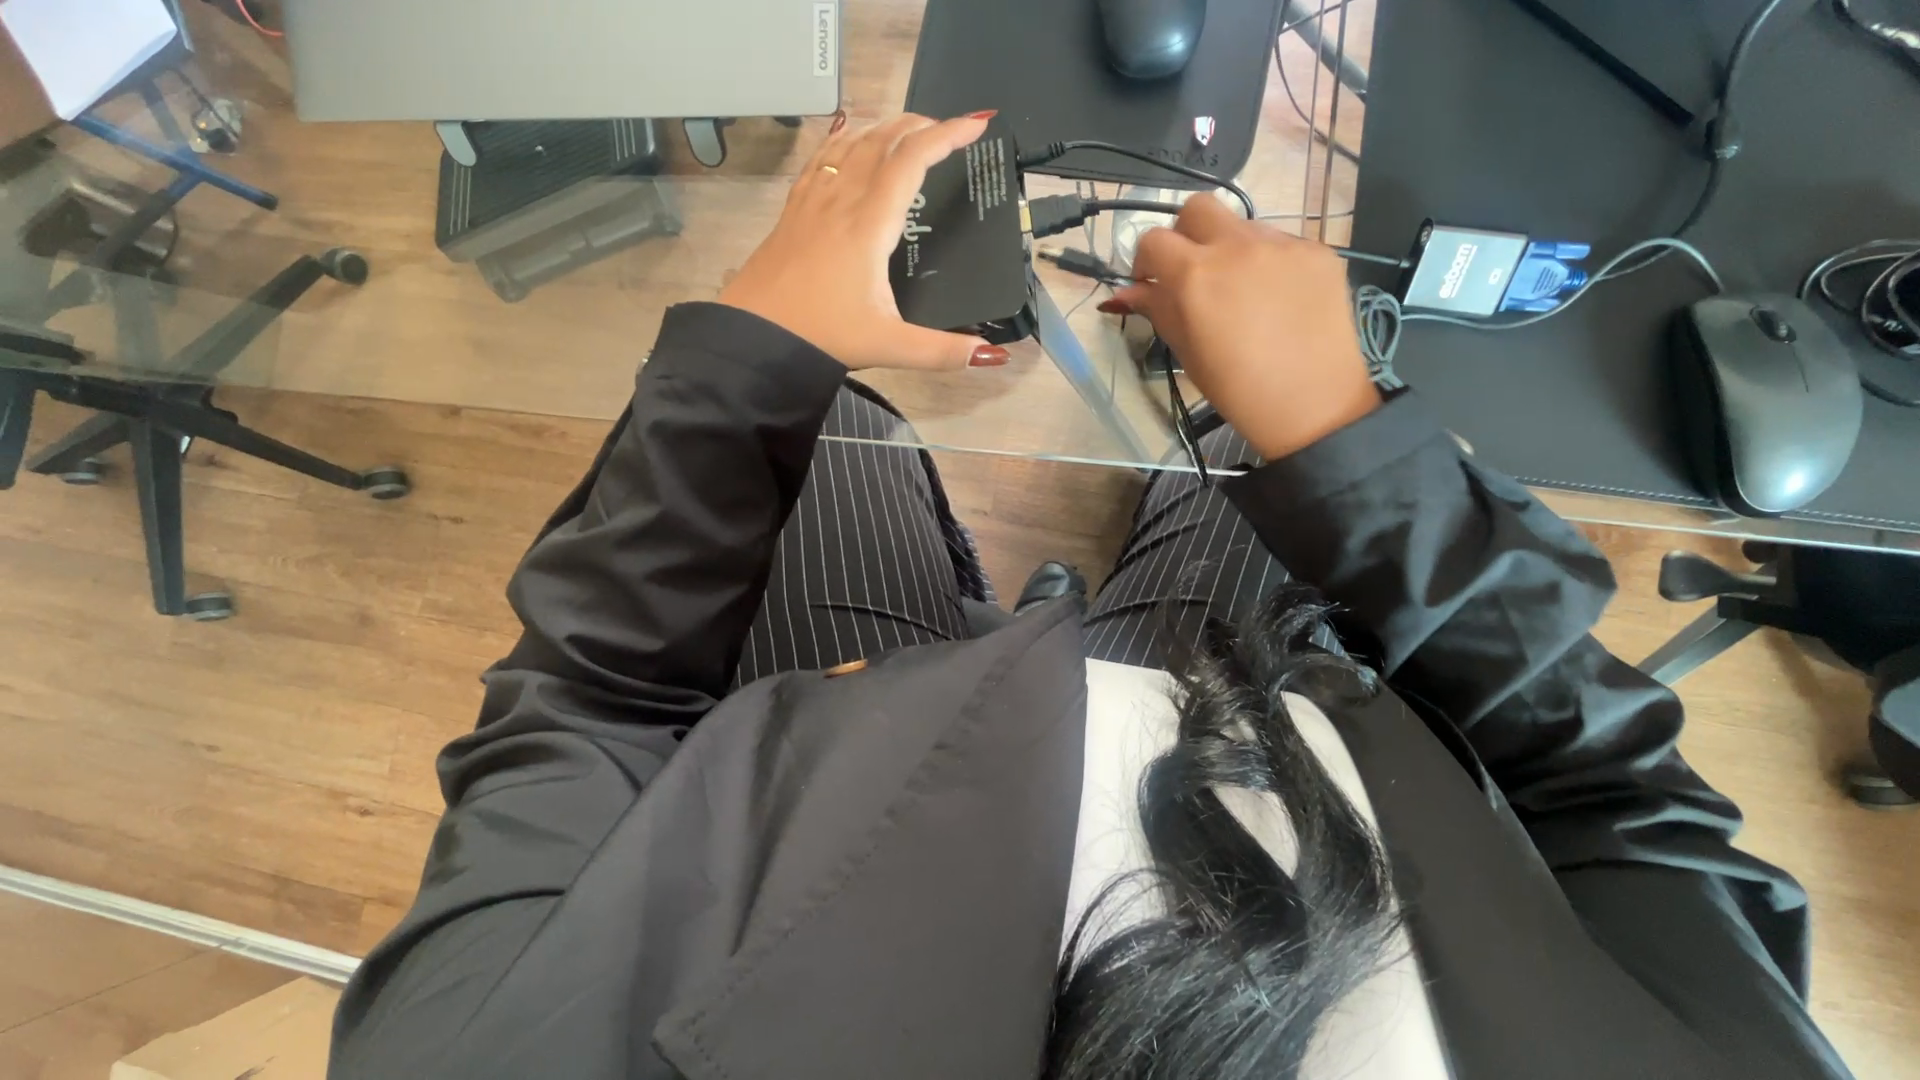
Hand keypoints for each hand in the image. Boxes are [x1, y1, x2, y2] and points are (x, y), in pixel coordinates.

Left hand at [718, 111, 1010, 371]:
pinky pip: (821, 159)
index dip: (947, 135)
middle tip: (947, 129)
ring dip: (883, 128)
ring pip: (851, 142)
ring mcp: (813, 201)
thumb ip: (942, 352)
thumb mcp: (888, 346)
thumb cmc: (820, 335)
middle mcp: (842, 200)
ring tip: (906, 131)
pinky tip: (847, 143)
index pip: (912, 160)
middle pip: (883, 139)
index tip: (976, 124)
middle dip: (919, 124)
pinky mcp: (793, 211)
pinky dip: (843, 141)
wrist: (753, 335)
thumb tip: (989, 355)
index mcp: (869, 224)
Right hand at [1107, 197, 1379, 459]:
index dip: (1145, 261)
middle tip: (1191, 271)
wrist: (1311, 403)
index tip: (1151, 283)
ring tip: (1242, 291)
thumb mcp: (1186, 350)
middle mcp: (1237, 246)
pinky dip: (1269, 264)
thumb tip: (1124, 294)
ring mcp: (1282, 244)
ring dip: (1230, 248)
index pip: (1153, 240)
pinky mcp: (1317, 252)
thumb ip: (1156, 309)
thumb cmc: (1236, 387)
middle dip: (1185, 234)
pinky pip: (1281, 244)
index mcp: (1195, 274)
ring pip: (1243, 225)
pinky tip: (1278, 300)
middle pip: (1198, 208)